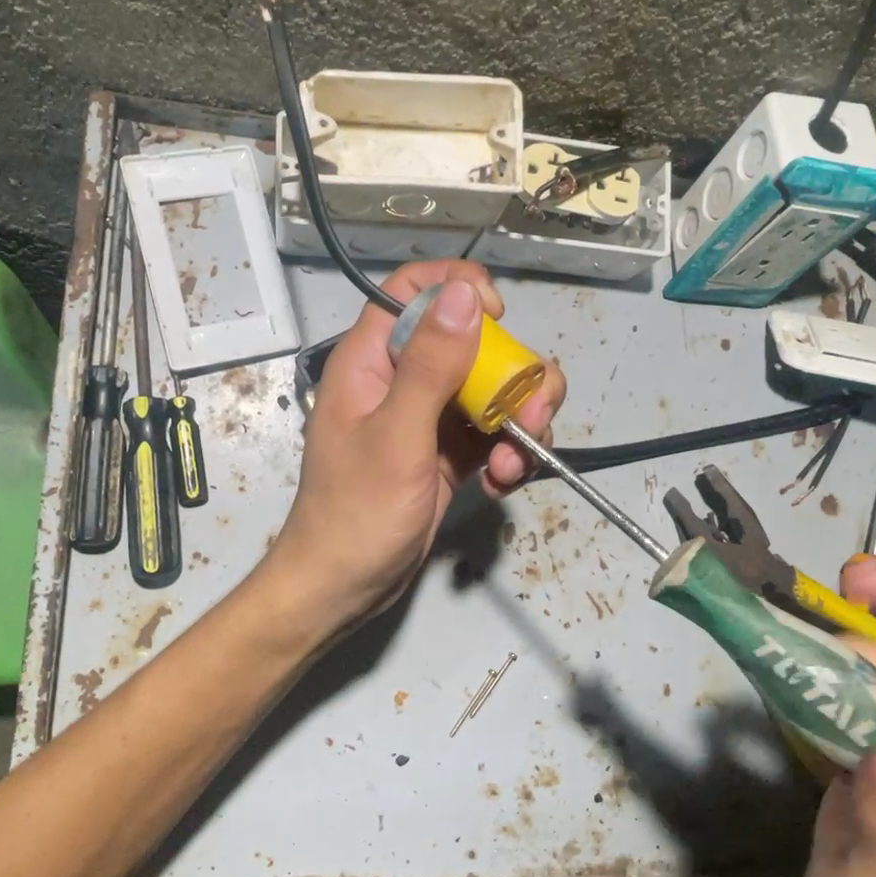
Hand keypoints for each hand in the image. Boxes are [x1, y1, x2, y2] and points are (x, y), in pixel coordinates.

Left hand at [263, 261, 566, 631]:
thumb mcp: (396, 436)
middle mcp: (401, 380)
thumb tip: (464, 293)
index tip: (498, 317)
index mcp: (371, 361)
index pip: (412, 291)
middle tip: (531, 412)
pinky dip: (507, 452)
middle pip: (470, 342)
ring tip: (516, 463)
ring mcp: (426, 418)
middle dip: (512, 373)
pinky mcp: (446, 454)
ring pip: (490, 389)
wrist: (344, 588)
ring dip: (518, 419)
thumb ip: (431, 365)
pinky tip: (504, 482)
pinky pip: (490, 433)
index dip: (457, 288)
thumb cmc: (357, 512)